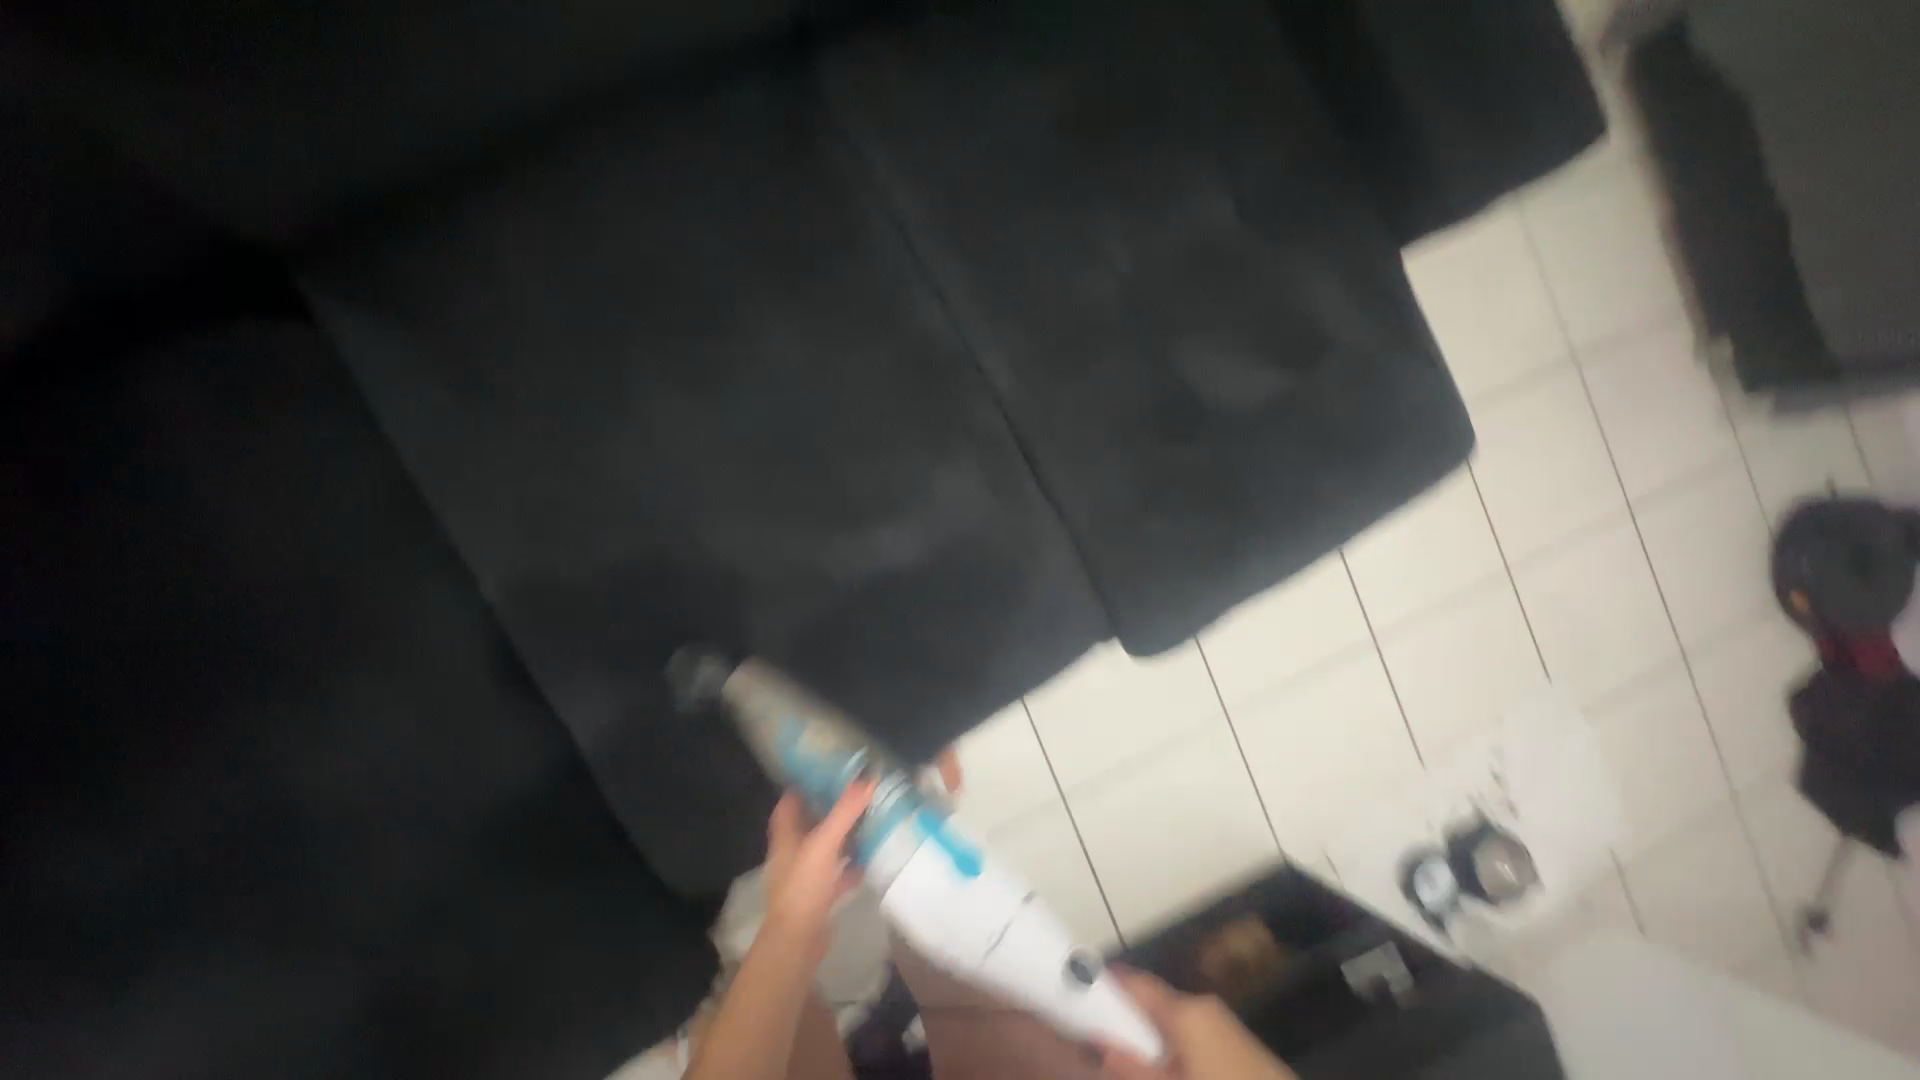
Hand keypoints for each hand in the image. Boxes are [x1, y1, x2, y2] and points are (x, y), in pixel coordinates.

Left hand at [761, 779, 874, 959]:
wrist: (798, 941)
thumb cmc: (803, 887)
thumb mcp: (824, 844)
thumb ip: (845, 812)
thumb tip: (868, 778)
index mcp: (786, 836)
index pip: (790, 802)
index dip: (804, 785)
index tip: (827, 770)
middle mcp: (793, 852)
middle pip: (810, 823)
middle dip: (830, 808)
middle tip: (857, 791)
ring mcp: (806, 875)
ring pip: (825, 847)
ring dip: (843, 835)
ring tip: (869, 818)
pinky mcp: (820, 895)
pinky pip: (838, 873)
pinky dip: (852, 865)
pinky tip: (871, 857)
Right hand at [1101, 971, 1296, 1079]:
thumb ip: (1132, 1068)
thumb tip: (1098, 1039)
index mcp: (1185, 1011)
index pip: (1134, 984)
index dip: (1104, 987)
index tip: (1077, 996)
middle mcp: (1204, 1008)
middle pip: (1152, 1005)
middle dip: (1126, 1023)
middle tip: (1099, 1044)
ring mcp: (1225, 1027)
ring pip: (1174, 1026)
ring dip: (1151, 1043)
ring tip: (1132, 1066)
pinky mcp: (1239, 1049)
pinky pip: (1194, 1041)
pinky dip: (1175, 1053)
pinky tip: (1169, 1073)